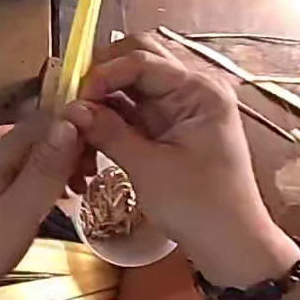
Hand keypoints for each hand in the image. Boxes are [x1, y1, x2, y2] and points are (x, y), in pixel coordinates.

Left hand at [0, 108, 81, 292]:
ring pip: (42, 147)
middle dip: (75, 151)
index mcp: (0, 144)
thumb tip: (72, 122)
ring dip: (64, 164)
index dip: (83, 133)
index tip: (101, 161)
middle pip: (48, 130)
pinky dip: (49, 175)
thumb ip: (46, 167)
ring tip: (79, 191)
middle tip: (90, 182)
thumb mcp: (22, 209)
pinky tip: (59, 196)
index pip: (53, 117)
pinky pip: (30, 163)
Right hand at [65, 34, 297, 284]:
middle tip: (74, 102)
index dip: (103, 75)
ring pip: (129, 80)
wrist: (228, 242)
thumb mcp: (148, 169)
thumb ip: (109, 132)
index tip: (75, 102)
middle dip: (101, 74)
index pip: (142, 61)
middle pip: (137, 57)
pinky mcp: (165, 123)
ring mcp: (177, 105)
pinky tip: (89, 133)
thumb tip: (71, 109)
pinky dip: (107, 114)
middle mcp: (190, 88)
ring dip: (101, 95)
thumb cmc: (198, 206)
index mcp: (199, 91)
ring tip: (78, 121)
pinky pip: (129, 105)